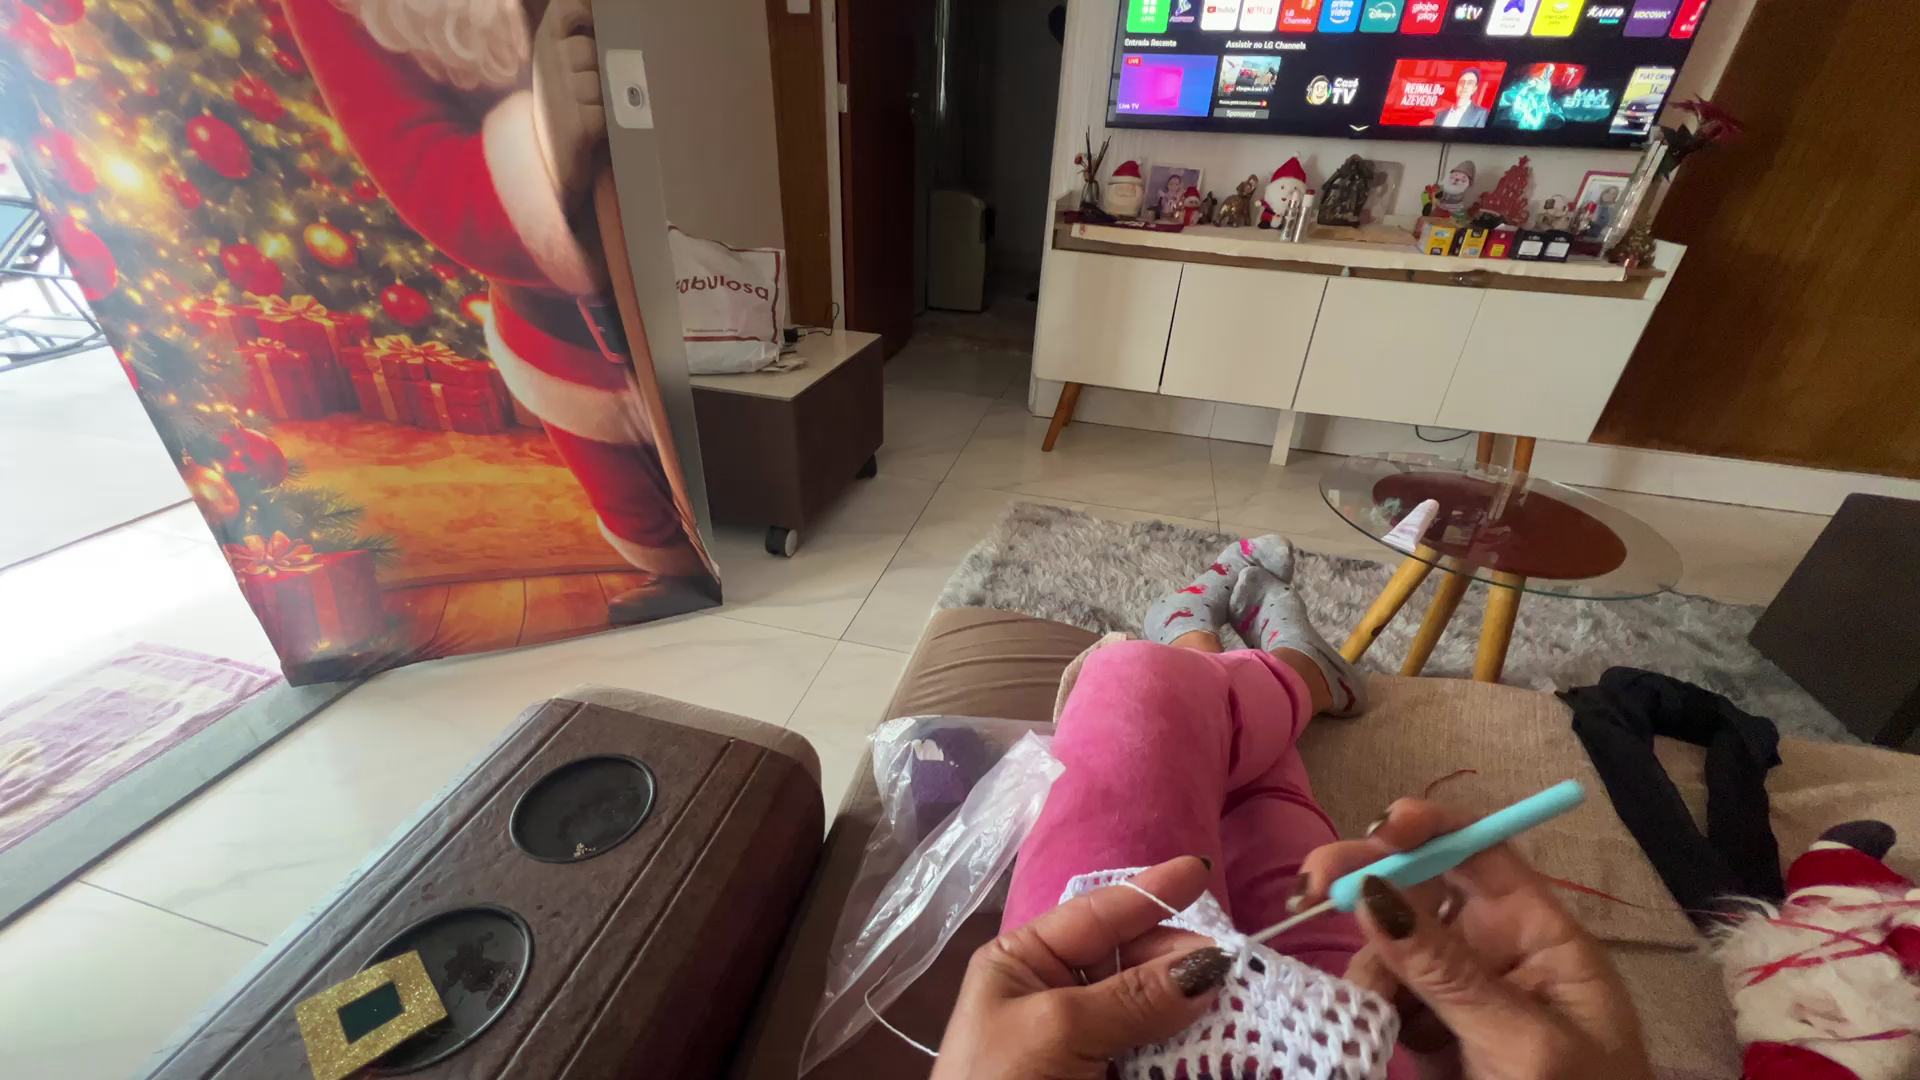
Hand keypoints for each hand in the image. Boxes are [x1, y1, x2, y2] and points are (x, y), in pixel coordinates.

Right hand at [530, 0, 604, 206]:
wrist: (551, 159)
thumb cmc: (567, 107)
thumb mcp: (564, 64)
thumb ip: (580, 37)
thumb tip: (613, 19)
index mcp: (546, 42)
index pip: (567, 8)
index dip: (585, 10)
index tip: (596, 21)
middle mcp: (549, 64)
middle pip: (591, 50)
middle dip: (602, 69)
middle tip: (596, 92)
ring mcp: (561, 94)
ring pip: (602, 82)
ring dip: (608, 100)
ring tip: (597, 113)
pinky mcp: (578, 125)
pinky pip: (608, 113)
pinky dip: (611, 123)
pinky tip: (601, 131)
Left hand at [931, 857, 1228, 1079]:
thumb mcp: (1058, 1030)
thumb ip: (1130, 997)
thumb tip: (1206, 964)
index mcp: (1024, 959)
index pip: (1096, 914)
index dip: (1148, 892)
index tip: (1199, 870)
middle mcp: (1055, 991)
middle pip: (1129, 959)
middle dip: (1177, 955)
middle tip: (1233, 962)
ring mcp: (1082, 1041)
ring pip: (1149, 1008)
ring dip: (1190, 1003)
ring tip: (1238, 996)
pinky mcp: (1106, 1078)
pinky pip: (1153, 1052)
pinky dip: (1184, 1047)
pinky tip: (1218, 1040)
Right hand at [1298, 799, 1653, 1079]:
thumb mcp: (1523, 1044)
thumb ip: (1444, 968)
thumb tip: (1368, 889)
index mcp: (1537, 934)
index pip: (1480, 849)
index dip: (1427, 826)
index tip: (1377, 833)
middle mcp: (1489, 942)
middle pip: (1414, 876)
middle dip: (1362, 875)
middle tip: (1310, 889)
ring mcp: (1451, 977)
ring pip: (1382, 928)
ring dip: (1366, 957)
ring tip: (1377, 1009)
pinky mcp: (1420, 1012)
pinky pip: (1374, 975)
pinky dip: (1364, 992)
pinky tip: (1376, 1022)